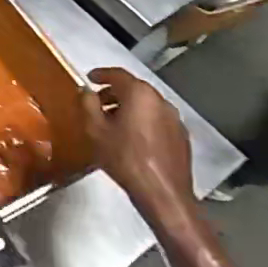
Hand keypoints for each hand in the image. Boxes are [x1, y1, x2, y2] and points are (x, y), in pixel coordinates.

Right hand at [82, 68, 193, 221]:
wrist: (162, 192)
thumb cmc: (124, 157)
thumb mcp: (95, 130)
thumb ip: (87, 104)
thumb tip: (86, 91)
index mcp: (139, 95)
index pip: (118, 74)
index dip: (101, 74)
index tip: (90, 77)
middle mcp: (160, 101)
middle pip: (134, 88)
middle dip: (114, 92)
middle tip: (97, 102)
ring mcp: (174, 119)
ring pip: (147, 104)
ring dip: (129, 107)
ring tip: (112, 122)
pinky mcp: (181, 136)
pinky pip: (157, 119)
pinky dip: (143, 120)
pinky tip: (132, 138)